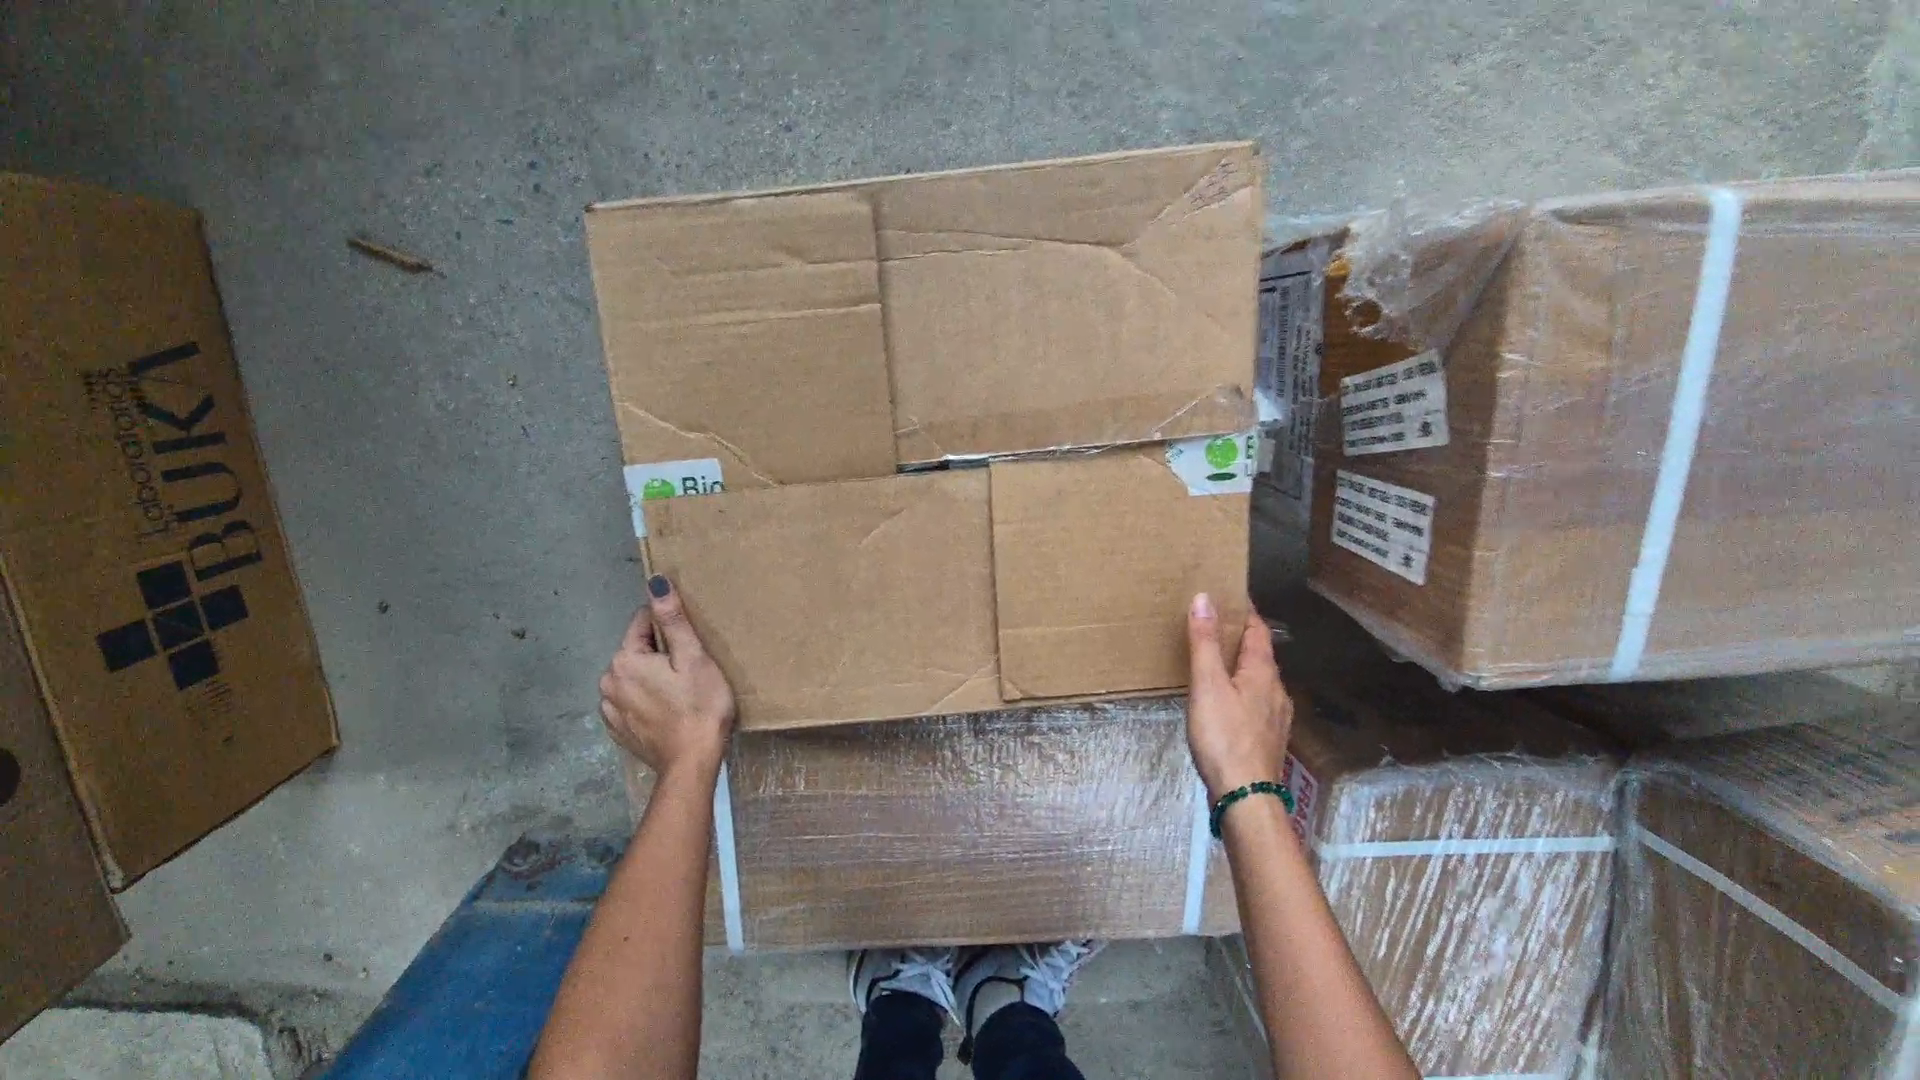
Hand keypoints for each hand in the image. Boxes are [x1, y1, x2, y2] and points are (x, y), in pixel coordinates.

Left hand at [598, 575, 736, 780]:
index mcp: (625, 660)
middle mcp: (608, 682)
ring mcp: (610, 709)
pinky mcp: (617, 730)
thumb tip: (656, 582)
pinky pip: (630, 702)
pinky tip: (667, 711)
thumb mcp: (694, 658)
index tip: (689, 646)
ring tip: (680, 693)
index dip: (670, 629)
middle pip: (636, 651)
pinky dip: (645, 701)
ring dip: (651, 678)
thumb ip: (673, 619)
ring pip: (632, 677)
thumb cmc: (699, 706)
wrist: (691, 762)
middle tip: (689, 672)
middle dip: (659, 654)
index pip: (643, 623)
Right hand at [1185, 592, 1292, 798]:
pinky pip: (1256, 704)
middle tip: (1212, 627)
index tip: (1226, 597)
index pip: (1258, 630)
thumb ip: (1204, 642)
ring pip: (1259, 682)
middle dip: (1239, 639)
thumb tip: (1204, 597)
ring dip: (1241, 668)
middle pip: (1260, 655)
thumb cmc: (1224, 737)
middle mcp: (1277, 691)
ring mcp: (1276, 718)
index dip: (1243, 612)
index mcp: (1263, 672)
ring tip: (1215, 664)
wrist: (1245, 796)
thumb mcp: (1207, 685)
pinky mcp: (1268, 740)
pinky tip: (1225, 704)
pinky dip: (1241, 693)